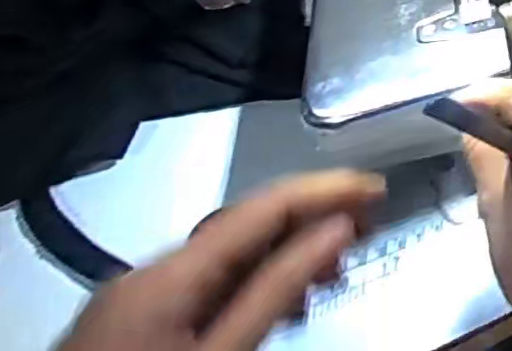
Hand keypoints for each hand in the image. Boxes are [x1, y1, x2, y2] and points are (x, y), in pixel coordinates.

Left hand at [57, 170, 385, 350]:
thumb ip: (280, 288)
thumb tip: (343, 224)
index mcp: (166, 273)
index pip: (268, 204)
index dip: (331, 187)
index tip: (382, 190)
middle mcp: (147, 271)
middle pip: (249, 223)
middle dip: (313, 220)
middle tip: (368, 229)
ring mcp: (133, 298)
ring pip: (231, 252)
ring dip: (288, 251)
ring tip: (332, 271)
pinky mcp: (129, 324)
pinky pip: (208, 282)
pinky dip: (254, 280)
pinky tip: (280, 300)